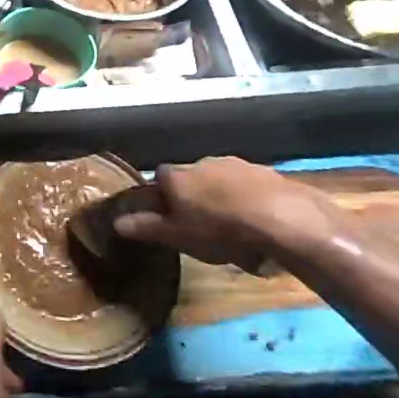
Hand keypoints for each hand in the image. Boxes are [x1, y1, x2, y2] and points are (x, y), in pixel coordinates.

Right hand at [112, 157, 355, 270]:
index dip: (161, 197)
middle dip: (192, 196)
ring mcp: (236, 164)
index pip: (158, 178)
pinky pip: (247, 185)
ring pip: (219, 180)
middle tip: (199, 225)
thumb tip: (116, 222)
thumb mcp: (177, 235)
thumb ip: (146, 227)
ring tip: (230, 225)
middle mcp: (202, 162)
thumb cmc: (219, 229)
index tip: (167, 216)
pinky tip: (255, 220)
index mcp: (176, 175)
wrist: (282, 219)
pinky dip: (246, 198)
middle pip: (189, 178)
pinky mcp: (265, 172)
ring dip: (220, 196)